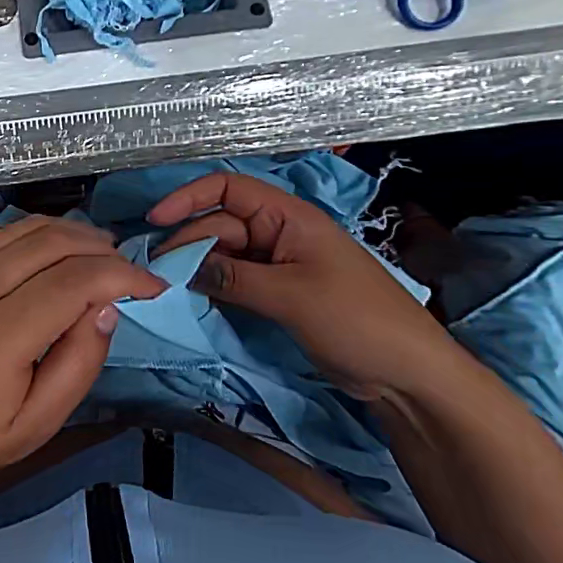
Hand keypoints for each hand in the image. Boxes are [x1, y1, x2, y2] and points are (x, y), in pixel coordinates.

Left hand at [0, 216, 166, 553]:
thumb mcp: (39, 423)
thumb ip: (79, 363)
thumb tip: (109, 307)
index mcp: (0, 333)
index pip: (75, 281)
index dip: (122, 276)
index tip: (155, 288)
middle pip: (58, 244)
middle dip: (107, 252)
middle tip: (135, 275)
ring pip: (37, 228)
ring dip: (81, 235)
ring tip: (111, 259)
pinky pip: (15, 230)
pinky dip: (52, 231)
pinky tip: (71, 250)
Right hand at [148, 173, 464, 401]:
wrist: (407, 374)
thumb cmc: (356, 320)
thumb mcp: (291, 296)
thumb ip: (232, 278)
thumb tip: (180, 267)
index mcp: (288, 216)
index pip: (228, 188)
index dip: (188, 198)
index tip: (155, 220)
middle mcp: (279, 232)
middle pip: (220, 224)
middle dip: (187, 242)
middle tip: (155, 272)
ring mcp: (278, 263)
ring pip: (224, 254)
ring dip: (197, 266)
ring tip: (166, 286)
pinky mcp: (278, 291)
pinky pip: (236, 279)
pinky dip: (214, 285)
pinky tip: (193, 297)